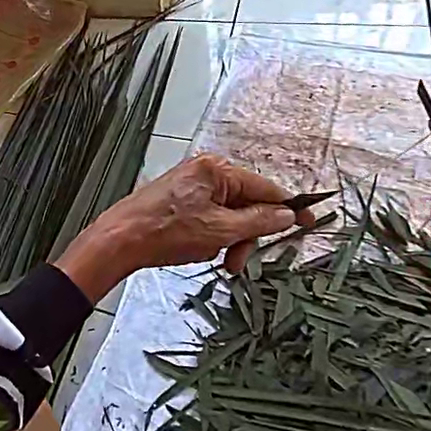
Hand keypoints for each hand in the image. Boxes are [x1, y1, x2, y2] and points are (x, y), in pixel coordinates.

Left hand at [56, 154, 307, 303]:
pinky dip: (213, 236)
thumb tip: (287, 214)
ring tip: (217, 260)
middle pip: (247, 203)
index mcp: (216, 169)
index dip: (288, 208)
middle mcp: (204, 171)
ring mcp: (190, 184)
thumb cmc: (168, 232)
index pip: (265, 188)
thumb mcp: (221, 230)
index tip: (310, 223)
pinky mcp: (179, 199)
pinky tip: (200, 250)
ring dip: (230, 240)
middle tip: (238, 261)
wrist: (121, 239)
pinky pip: (210, 217)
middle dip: (247, 235)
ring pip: (228, 214)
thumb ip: (259, 222)